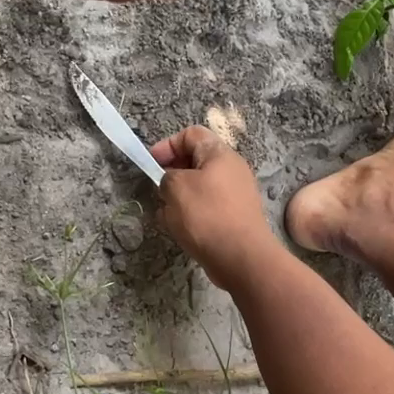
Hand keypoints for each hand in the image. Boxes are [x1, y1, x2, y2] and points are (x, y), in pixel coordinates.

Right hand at [150, 127, 283, 289]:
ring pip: (198, 187)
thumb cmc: (207, 215)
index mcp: (220, 154)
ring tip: (166, 213)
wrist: (242, 258)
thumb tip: (170, 182)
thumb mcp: (175, 187)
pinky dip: (191, 214)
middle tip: (157, 189)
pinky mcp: (234, 217)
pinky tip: (179, 229)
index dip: (167, 145)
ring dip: (178, 197)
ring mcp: (235, 195)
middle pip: (195, 161)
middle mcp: (231, 170)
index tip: (151, 164)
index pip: (191, 135)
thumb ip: (166, 177)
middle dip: (171, 173)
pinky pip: (207, 208)